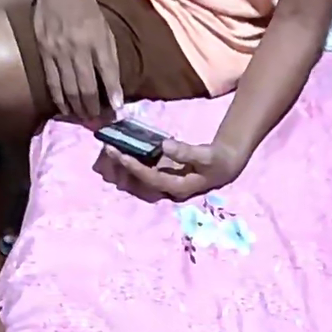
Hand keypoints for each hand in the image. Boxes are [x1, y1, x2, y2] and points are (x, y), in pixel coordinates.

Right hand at [31, 0, 121, 120]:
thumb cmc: (86, 10)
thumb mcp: (105, 32)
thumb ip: (110, 62)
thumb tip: (115, 94)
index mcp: (97, 41)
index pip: (108, 75)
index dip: (112, 96)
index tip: (117, 112)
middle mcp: (78, 48)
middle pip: (86, 88)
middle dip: (93, 109)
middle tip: (96, 120)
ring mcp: (58, 51)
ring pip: (69, 89)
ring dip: (77, 109)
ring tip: (83, 118)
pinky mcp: (44, 52)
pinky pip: (52, 83)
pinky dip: (59, 100)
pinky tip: (65, 110)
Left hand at [105, 138, 246, 201]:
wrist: (224, 166)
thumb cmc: (216, 162)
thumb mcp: (205, 156)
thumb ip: (186, 152)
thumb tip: (164, 145)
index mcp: (177, 186)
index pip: (152, 178)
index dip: (136, 168)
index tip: (121, 155)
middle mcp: (167, 187)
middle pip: (141, 179)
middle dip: (124, 165)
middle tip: (108, 148)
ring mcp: (164, 180)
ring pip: (140, 175)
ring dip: (125, 163)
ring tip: (110, 147)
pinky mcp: (163, 172)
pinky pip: (145, 167)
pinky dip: (134, 158)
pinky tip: (123, 147)